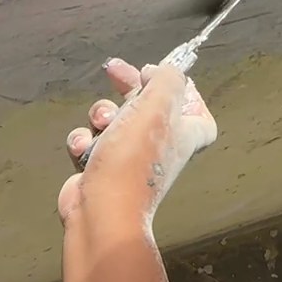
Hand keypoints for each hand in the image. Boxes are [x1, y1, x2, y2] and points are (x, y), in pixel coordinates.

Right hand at [57, 59, 217, 228]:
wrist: (102, 210)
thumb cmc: (134, 158)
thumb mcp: (159, 104)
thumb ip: (167, 77)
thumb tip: (157, 73)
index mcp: (183, 133)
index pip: (198, 113)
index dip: (186, 93)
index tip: (166, 79)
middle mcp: (158, 147)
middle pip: (148, 105)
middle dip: (128, 85)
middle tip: (114, 71)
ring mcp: (127, 159)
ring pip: (113, 121)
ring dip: (100, 114)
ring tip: (100, 125)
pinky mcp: (99, 169)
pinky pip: (90, 142)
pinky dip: (83, 141)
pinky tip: (83, 149)